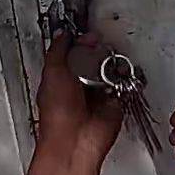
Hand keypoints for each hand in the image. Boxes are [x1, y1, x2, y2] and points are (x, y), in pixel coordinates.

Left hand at [33, 31, 122, 172]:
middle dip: (97, 50)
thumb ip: (58, 50)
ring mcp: (95, 96)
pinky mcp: (112, 105)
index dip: (78, 42)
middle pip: (91, 60)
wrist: (75, 140)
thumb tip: (62, 34)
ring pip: (107, 72)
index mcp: (58, 78)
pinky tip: (118, 75)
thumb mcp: (53, 72)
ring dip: (110, 64)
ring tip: (109, 60)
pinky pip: (120, 87)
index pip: (70, 53)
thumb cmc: (58, 114)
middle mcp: (77, 86)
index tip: (86, 35)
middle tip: (100, 44)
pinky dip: (122, 79)